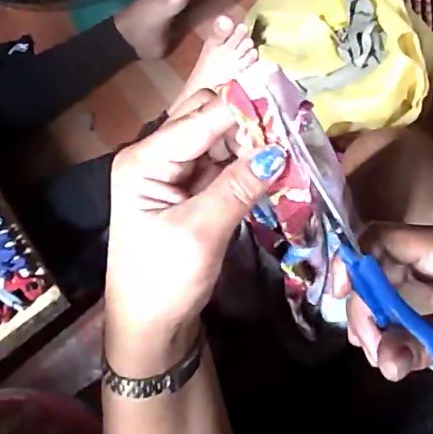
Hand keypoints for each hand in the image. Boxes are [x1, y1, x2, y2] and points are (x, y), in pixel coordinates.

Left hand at [105, 89, 286, 374]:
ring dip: (251, 138)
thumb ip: (238, 187)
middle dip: (246, 119)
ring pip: (218, 135)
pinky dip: (247, 159)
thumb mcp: (200, 234)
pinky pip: (223, 160)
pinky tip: (273, 161)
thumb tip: (279, 150)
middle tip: (288, 128)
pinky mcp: (191, 186)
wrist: (148, 328)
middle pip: (205, 116)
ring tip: (288, 142)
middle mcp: (156, 154)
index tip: (285, 105)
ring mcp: (174, 169)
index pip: (199, 118)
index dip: (241, 110)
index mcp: (144, 160)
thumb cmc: (163, 283)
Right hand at [336, 222, 432, 385]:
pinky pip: (397, 291)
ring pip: (384, 279)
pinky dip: (385, 315)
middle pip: (378, 260)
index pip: (381, 237)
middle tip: (364, 343)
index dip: (354, 260)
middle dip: (364, 300)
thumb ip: (415, 345)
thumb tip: (380, 363)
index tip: (338, 295)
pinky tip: (380, 343)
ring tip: (372, 350)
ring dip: (372, 312)